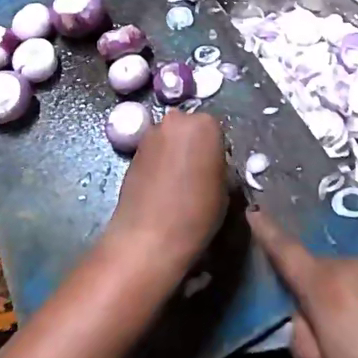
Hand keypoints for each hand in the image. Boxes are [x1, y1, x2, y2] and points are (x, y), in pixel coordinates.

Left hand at [105, 110, 230, 276]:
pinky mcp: (133, 149)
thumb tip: (212, 165)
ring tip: (178, 182)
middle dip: (194, 146)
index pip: (217, 130)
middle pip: (190, 129)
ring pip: (170, 138)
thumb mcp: (224, 189)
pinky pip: (154, 150)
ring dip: (175, 152)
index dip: (218, 152)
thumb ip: (219, 166)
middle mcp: (175, 120)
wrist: (149, 236)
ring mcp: (151, 133)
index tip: (217, 171)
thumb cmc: (196, 212)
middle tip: (198, 173)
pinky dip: (160, 161)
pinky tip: (162, 185)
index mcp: (205, 124)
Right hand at [247, 209, 357, 357]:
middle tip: (324, 330)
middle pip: (321, 267)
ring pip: (351, 275)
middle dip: (315, 288)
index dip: (266, 230)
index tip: (252, 211)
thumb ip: (300, 332)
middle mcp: (357, 266)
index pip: (287, 250)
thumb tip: (301, 312)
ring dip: (346, 294)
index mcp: (328, 288)